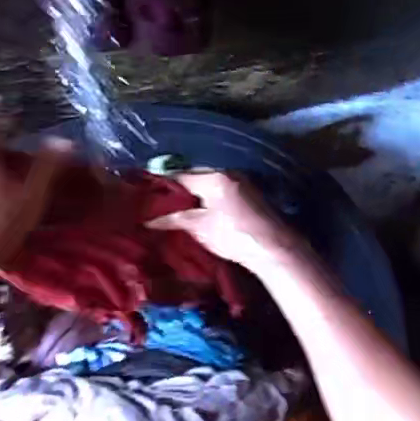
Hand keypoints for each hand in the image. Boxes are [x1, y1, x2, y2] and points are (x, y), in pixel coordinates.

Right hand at [147, 171, 311, 273]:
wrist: (273, 248)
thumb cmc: (234, 235)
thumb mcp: (199, 228)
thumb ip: (173, 220)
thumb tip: (147, 220)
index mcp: (214, 177)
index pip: (180, 176)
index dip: (162, 186)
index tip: (146, 196)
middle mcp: (227, 173)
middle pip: (194, 177)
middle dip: (177, 190)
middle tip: (159, 204)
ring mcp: (240, 182)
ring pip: (208, 184)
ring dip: (193, 194)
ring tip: (176, 210)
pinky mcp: (248, 194)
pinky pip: (220, 190)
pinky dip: (207, 198)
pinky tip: (200, 212)